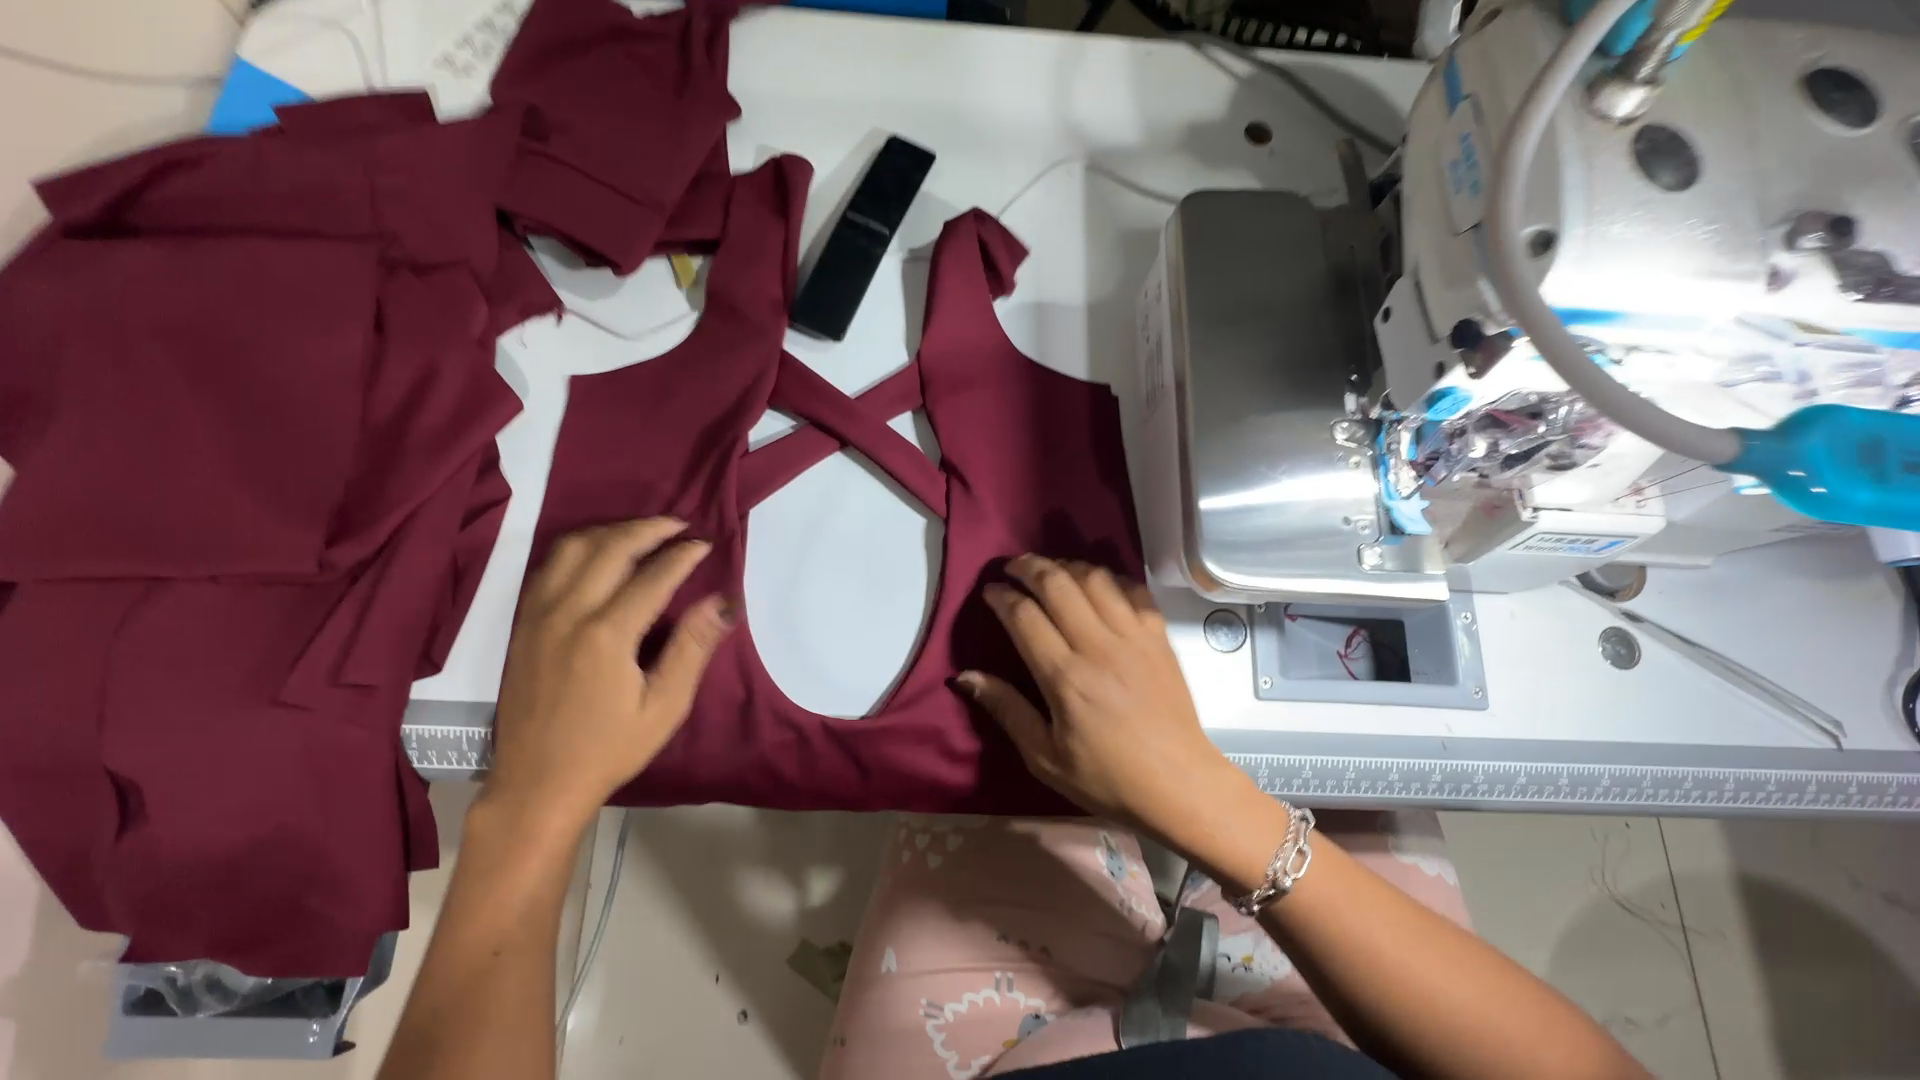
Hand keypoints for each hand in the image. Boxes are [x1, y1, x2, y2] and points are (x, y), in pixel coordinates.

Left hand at [487, 518, 732, 826]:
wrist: (538, 784)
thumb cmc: (610, 750)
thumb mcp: (664, 707)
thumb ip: (692, 648)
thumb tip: (723, 601)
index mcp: (606, 635)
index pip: (653, 575)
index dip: (683, 555)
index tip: (706, 544)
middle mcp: (568, 613)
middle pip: (610, 547)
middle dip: (649, 528)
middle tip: (680, 525)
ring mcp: (539, 615)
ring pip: (572, 547)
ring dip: (611, 531)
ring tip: (642, 533)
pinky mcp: (523, 624)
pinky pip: (549, 566)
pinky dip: (579, 548)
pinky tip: (598, 555)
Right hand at [956, 555, 1249, 845]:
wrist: (1178, 785)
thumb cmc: (1106, 778)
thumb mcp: (1044, 757)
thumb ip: (1007, 710)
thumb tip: (964, 676)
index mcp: (1065, 678)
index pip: (1024, 616)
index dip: (1001, 597)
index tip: (989, 592)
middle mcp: (1099, 646)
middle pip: (1058, 583)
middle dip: (1029, 567)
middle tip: (1013, 568)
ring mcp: (1134, 637)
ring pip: (1095, 578)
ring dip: (1068, 566)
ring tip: (1052, 571)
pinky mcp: (1159, 637)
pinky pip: (1133, 589)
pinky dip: (1110, 578)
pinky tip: (1097, 585)